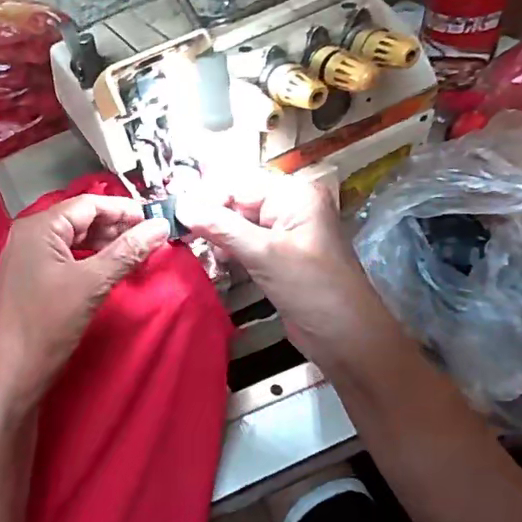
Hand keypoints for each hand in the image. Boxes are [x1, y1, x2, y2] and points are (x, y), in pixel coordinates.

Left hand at [0, 195, 168, 410]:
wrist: (10, 374)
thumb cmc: (47, 323)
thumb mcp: (93, 284)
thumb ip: (127, 251)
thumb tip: (161, 226)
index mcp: (39, 227)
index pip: (88, 204)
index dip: (123, 209)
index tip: (155, 220)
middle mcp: (29, 234)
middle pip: (81, 219)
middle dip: (117, 226)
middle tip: (151, 239)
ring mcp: (27, 257)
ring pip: (75, 239)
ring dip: (106, 243)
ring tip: (136, 254)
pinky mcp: (31, 279)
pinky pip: (67, 257)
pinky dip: (91, 259)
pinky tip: (111, 269)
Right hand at [176, 173, 399, 361]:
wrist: (347, 338)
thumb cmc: (312, 289)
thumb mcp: (264, 254)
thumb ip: (221, 227)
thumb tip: (182, 205)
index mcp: (295, 195)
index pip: (240, 183)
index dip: (207, 195)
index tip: (175, 211)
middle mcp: (291, 207)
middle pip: (238, 201)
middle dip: (211, 216)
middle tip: (179, 232)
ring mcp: (286, 234)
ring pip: (239, 224)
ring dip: (217, 234)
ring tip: (195, 247)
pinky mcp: (279, 258)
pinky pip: (246, 244)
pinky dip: (229, 250)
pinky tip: (215, 260)